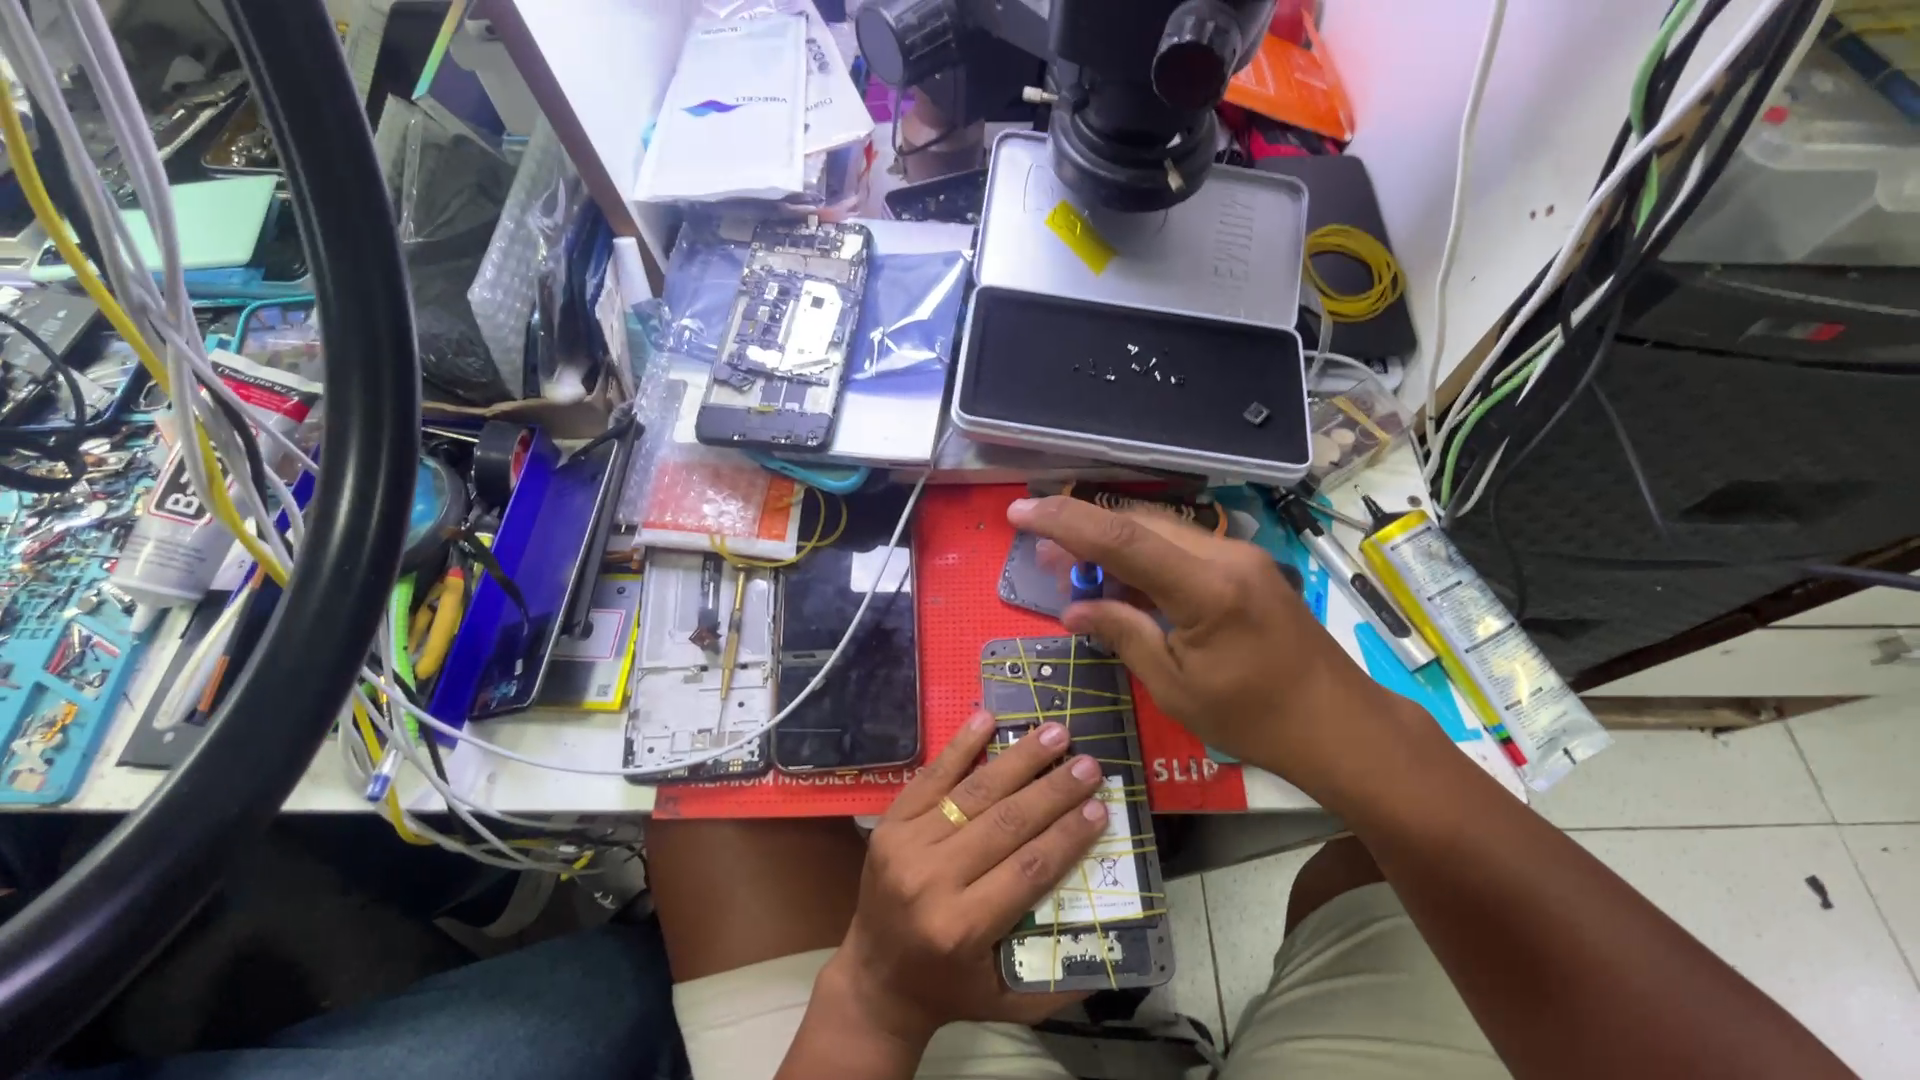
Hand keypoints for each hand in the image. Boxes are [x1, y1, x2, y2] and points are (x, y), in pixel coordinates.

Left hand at [821, 709, 1109, 1044]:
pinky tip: (987, 719)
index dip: (1066, 835)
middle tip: (1090, 763)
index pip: (1028, 868)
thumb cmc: (950, 989)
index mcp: (963, 927)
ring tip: (1055, 733)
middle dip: (1053, 790)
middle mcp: (932, 882)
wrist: (874, 980)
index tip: (1099, 807)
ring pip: (972, 794)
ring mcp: (905, 848)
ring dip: (1018, 759)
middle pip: (1004, 823)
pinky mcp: (889, 826)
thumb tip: (1115, 942)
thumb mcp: (1008, 1001)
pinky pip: (930, 778)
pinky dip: (961, 747)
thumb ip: (1060, 981)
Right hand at [1009, 495, 1431, 801]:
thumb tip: (1072, 610)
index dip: (1066, 522)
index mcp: (1207, 589)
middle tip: (1042, 557)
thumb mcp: (1175, 687)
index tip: (1020, 513)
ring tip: (1071, 569)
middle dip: (1083, 532)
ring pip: (1160, 531)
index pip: (1123, 539)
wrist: (1336, 722)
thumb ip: (1123, 635)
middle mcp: (1225, 556)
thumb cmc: (1254, 719)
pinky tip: (1121, 582)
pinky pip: (1182, 548)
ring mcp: (1240, 557)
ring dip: (1112, 544)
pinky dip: (1143, 558)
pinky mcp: (1246, 567)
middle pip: (1138, 525)